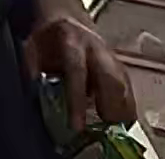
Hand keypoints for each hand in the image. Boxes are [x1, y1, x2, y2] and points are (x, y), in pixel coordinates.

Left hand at [24, 0, 136, 129]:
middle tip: (104, 125)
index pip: (78, 72)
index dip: (78, 102)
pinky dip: (127, 115)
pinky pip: (131, 97)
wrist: (69, 25)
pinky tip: (120, 124)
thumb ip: (32, 67)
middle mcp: (97, 51)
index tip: (77, 127)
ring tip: (113, 128)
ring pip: (126, 91)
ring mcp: (114, 62)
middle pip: (113, 82)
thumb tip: (33, 91)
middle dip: (110, 108)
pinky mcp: (124, 74)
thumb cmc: (51, 44)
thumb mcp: (34, 49)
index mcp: (73, 43)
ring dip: (122, 114)